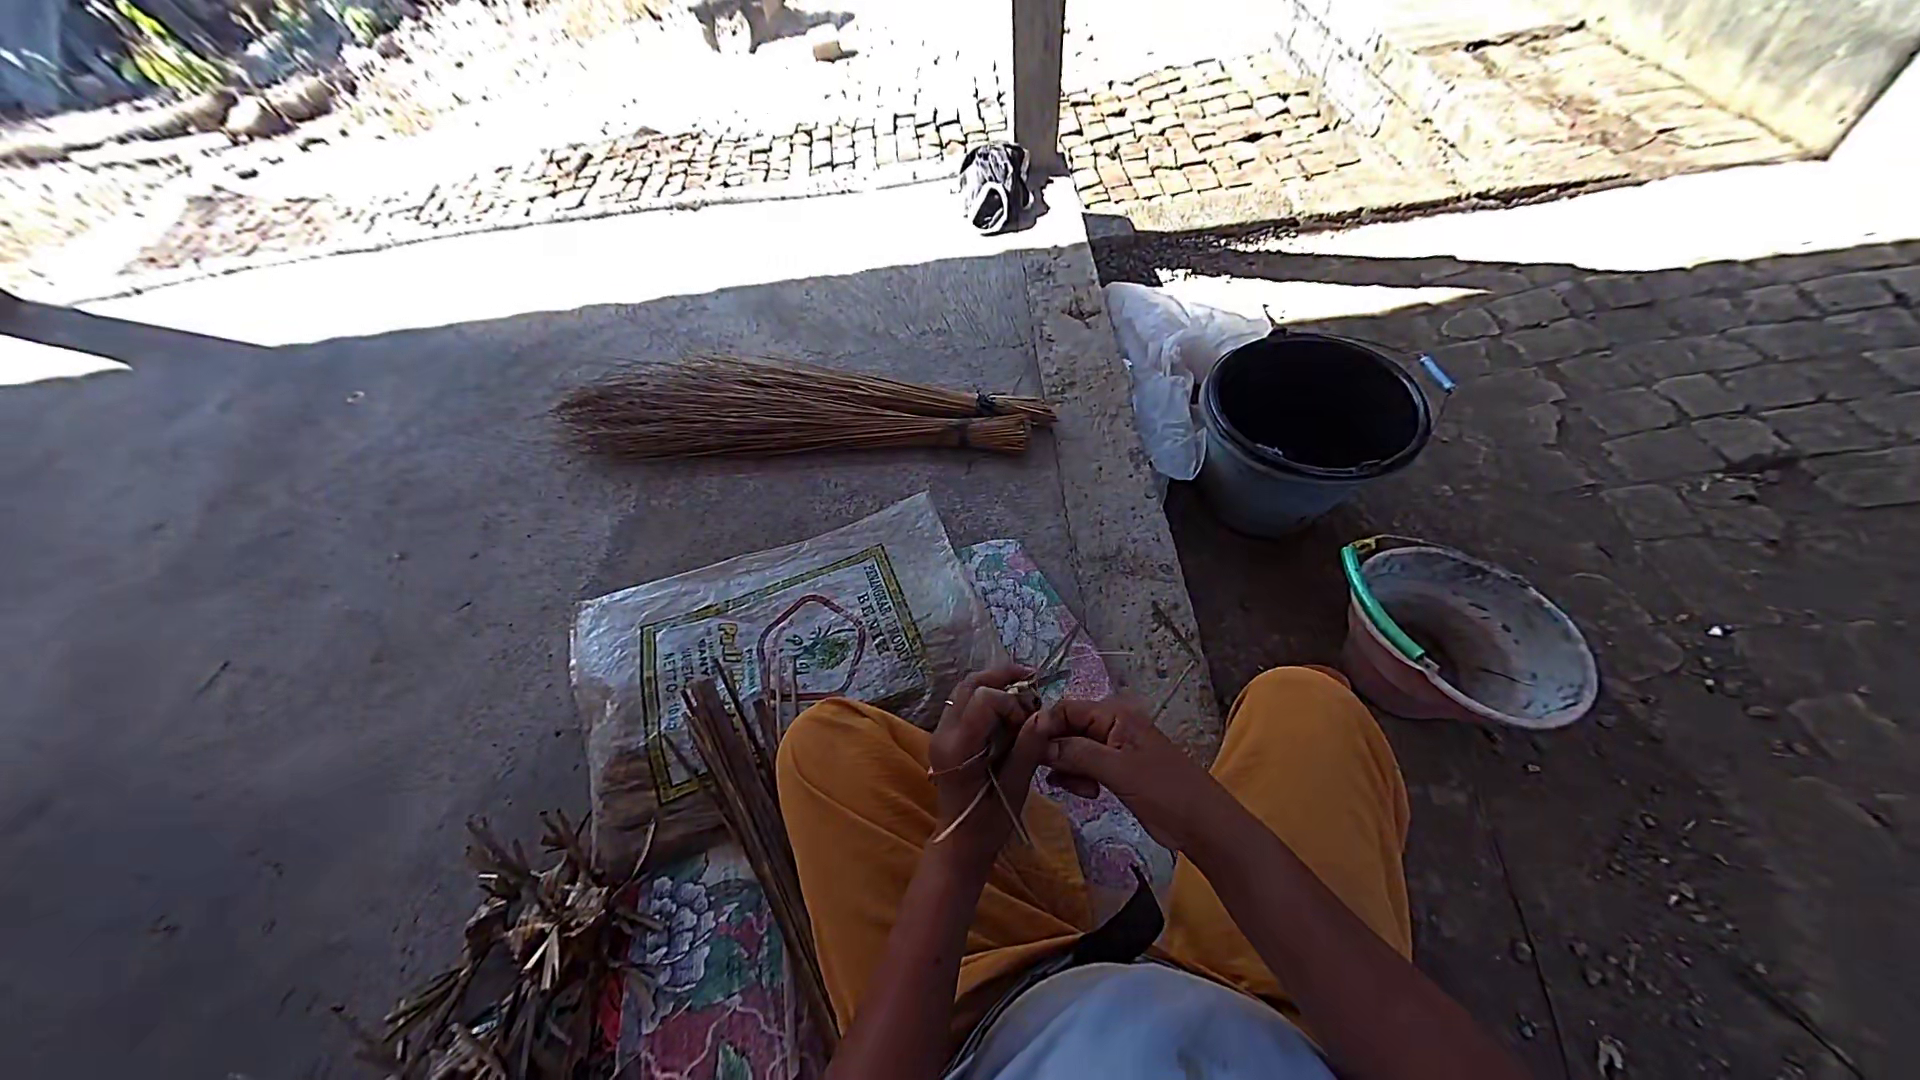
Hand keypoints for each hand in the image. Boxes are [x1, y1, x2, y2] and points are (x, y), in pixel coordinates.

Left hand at [927, 665, 1048, 868]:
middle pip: (970, 684)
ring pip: (966, 688)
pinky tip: (1010, 707)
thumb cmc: (988, 824)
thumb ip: (1027, 749)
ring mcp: (941, 731)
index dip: (1011, 702)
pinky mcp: (947, 733)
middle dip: (1003, 678)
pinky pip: (965, 701)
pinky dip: (989, 696)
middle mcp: (943, 732)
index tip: (1029, 721)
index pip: (983, 699)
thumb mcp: (1014, 788)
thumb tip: (1045, 716)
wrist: (960, 842)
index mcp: (957, 748)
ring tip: (1024, 691)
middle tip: (1033, 681)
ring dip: (996, 684)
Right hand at [1036, 698, 1236, 852]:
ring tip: (1076, 788)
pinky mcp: (1115, 770)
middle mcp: (1111, 726)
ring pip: (1073, 749)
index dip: (1045, 724)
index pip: (1067, 709)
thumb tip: (1039, 742)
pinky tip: (1084, 792)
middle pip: (1068, 728)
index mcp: (1115, 715)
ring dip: (1067, 767)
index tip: (1026, 747)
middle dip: (1055, 749)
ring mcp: (1114, 749)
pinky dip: (1078, 777)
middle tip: (1050, 774)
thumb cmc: (1165, 791)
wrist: (1203, 826)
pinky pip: (1085, 766)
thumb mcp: (1118, 769)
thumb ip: (1077, 752)